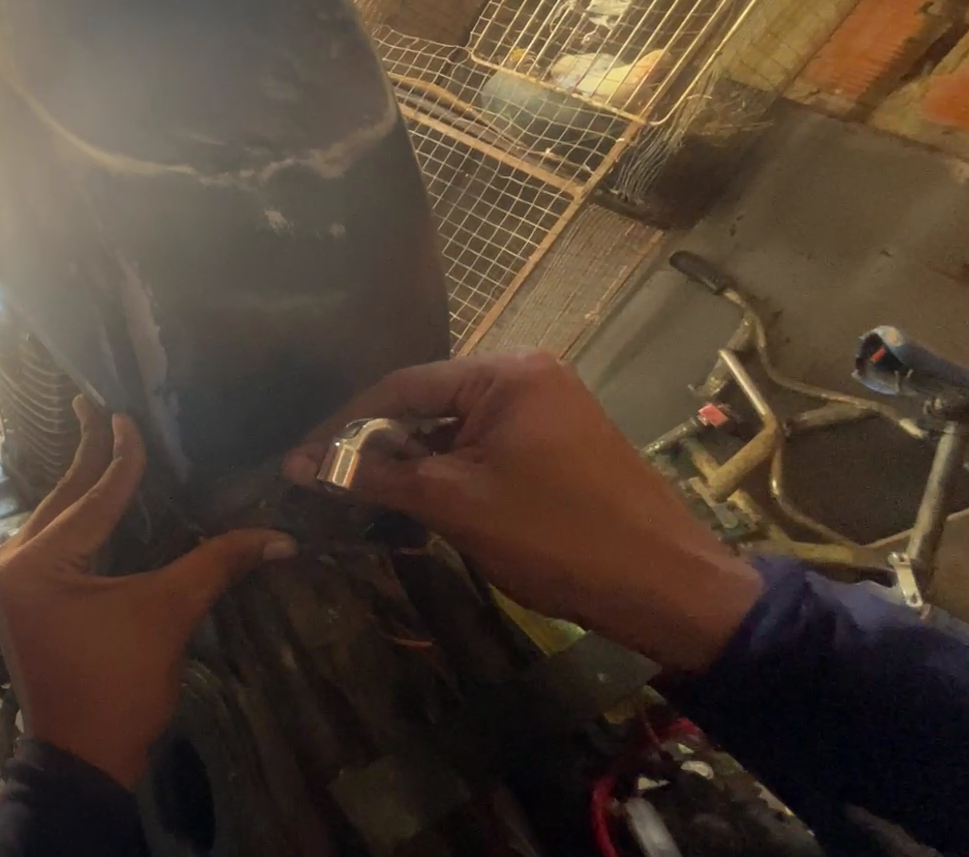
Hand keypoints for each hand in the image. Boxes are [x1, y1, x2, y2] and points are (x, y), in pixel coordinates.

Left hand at [0, 398, 298, 786]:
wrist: (81, 759)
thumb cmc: (120, 686)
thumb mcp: (166, 614)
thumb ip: (215, 563)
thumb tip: (279, 536)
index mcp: (36, 561)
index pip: (92, 497)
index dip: (120, 456)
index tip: (127, 415)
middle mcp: (9, 559)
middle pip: (63, 497)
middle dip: (87, 452)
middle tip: (94, 404)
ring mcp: (6, 576)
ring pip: (54, 515)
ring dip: (81, 482)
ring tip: (98, 437)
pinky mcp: (17, 592)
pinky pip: (49, 537)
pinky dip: (75, 515)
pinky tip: (92, 491)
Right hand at [282, 352, 762, 673]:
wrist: (673, 595)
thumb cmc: (555, 537)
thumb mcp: (451, 502)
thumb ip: (369, 475)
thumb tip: (295, 465)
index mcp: (504, 373)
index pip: (399, 387)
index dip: (342, 425)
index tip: (299, 456)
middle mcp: (524, 374)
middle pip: (423, 402)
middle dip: (374, 442)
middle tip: (327, 475)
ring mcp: (544, 405)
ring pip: (449, 425)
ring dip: (408, 457)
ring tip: (363, 489)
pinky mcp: (554, 438)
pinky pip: (479, 441)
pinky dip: (444, 466)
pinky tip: (417, 493)